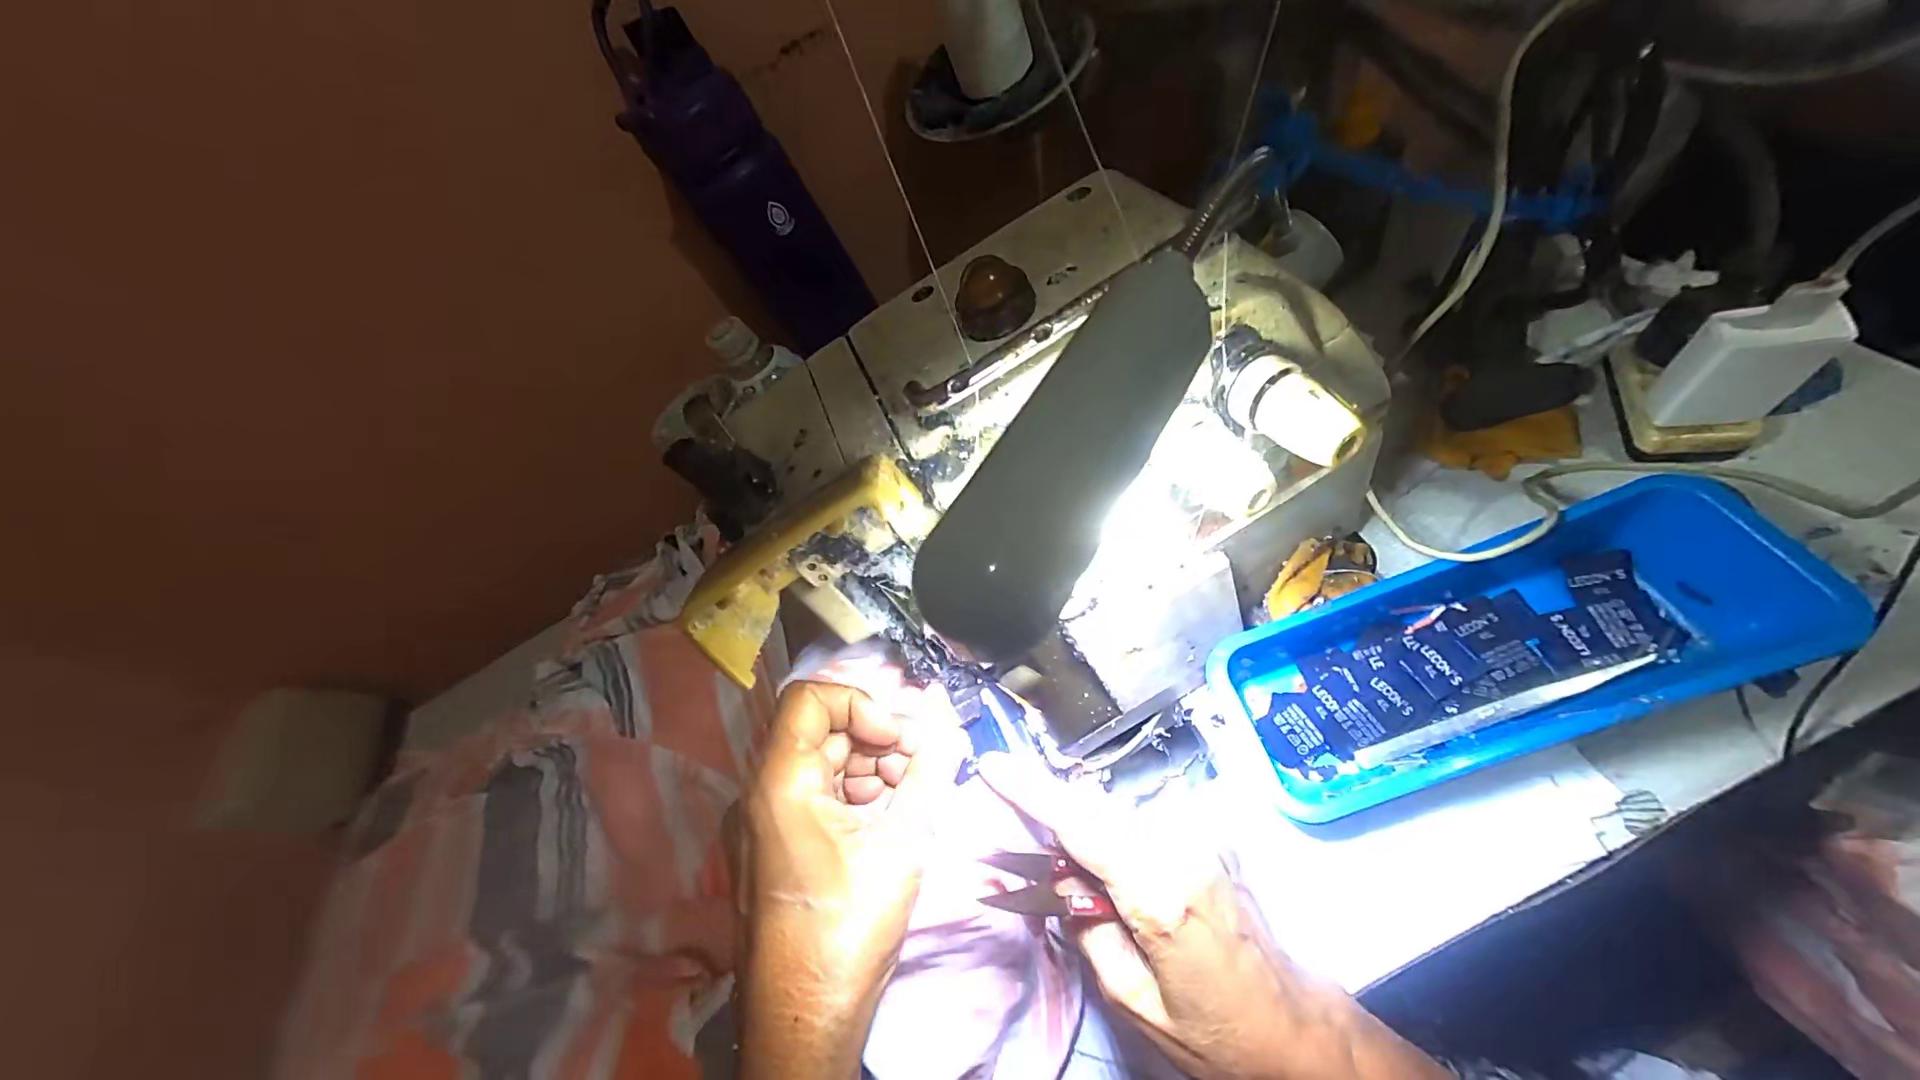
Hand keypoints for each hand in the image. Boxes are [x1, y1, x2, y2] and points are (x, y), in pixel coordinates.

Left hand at [737, 680, 966, 1079]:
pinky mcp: (775, 845)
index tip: (899, 738)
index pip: (811, 698)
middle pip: (822, 730)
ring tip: (912, 791)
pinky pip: (816, 794)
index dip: (862, 704)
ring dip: (872, 765)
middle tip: (922, 762)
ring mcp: (763, 821)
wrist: (804, 1020)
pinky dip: (855, 792)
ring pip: (822, 762)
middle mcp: (760, 794)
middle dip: (878, 737)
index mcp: (780, 783)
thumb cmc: (849, 930)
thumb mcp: (903, 842)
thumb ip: (929, 772)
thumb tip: (948, 724)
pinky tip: (890, 813)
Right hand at [977, 752, 1447, 1079]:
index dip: (1031, 789)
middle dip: (1057, 816)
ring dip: (1091, 831)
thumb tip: (1058, 879)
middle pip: (1096, 809)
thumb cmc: (1220, 1034)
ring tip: (1091, 884)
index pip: (1081, 824)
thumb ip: (1089, 932)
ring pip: (1119, 812)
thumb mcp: (1139, 1005)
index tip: (994, 762)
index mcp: (1162, 892)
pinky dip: (1120, 836)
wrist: (1304, 1031)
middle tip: (1040, 859)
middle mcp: (1184, 847)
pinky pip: (1145, 820)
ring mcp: (1204, 836)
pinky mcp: (1213, 836)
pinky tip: (1127, 879)